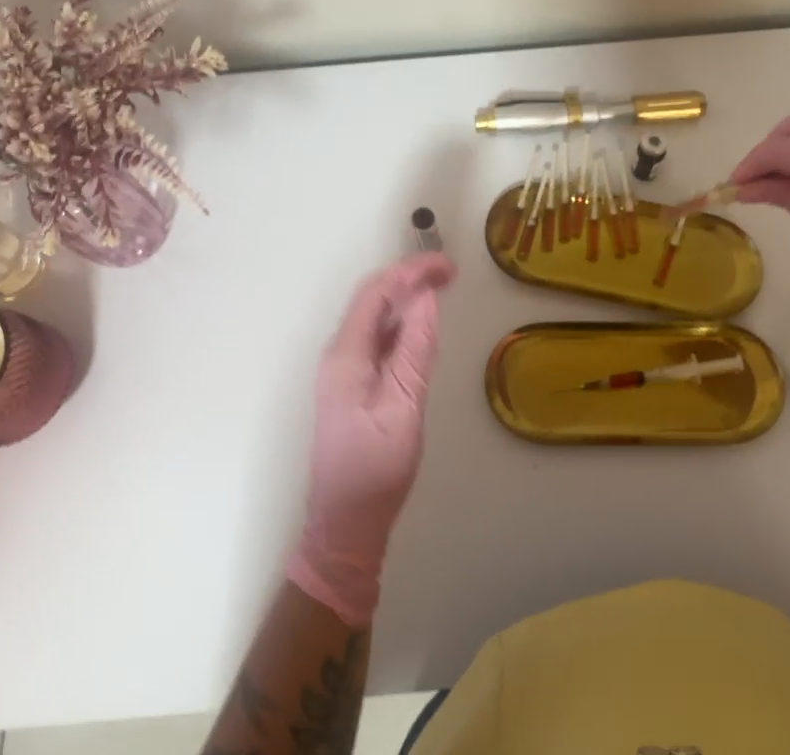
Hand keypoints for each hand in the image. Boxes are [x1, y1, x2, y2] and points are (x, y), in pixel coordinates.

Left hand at [286, 252, 456, 626]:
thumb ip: (414, 351)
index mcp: (346, 356)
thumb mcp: (404, 407)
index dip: (412, 271)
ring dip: (405, 298)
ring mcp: (343, 371)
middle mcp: (339, 355)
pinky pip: (376, 340)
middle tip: (451, 274)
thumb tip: (427, 299)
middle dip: (409, 278)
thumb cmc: (376, 469)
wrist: (344, 522)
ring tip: (441, 290)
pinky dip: (401, 323)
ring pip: (373, 318)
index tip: (450, 266)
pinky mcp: (352, 387)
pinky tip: (422, 329)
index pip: (377, 292)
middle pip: (372, 299)